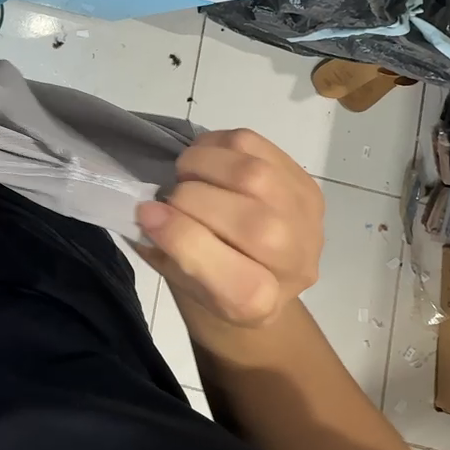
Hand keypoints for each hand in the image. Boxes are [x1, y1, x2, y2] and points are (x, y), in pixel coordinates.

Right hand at [135, 128, 323, 328]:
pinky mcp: (301, 179)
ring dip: (200, 164)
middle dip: (187, 196)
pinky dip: (214, 144)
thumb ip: (163, 249)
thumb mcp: (178, 276)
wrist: (262, 265)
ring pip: (250, 174)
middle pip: (248, 223)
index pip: (237, 280)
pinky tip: (207, 161)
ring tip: (187, 175)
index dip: (182, 239)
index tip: (144, 213)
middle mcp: (294, 263)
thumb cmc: (210, 275)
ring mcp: (304, 217)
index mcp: (261, 304)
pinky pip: (252, 145)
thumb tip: (148, 209)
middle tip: (169, 195)